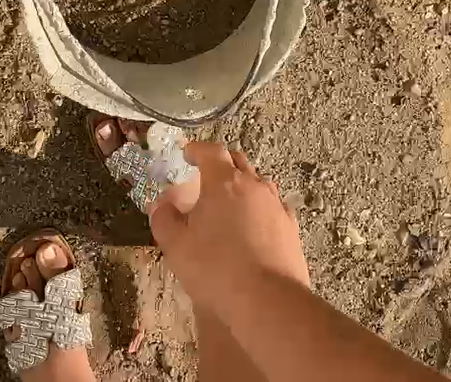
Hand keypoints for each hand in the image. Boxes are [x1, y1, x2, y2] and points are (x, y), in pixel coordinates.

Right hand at [149, 141, 309, 309]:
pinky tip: (253, 227)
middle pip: (237, 161)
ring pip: (257, 182)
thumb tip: (160, 205)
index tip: (187, 153)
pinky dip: (259, 208)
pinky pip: (272, 206)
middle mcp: (253, 184)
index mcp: (223, 182)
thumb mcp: (177, 247)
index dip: (197, 149)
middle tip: (206, 177)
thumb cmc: (217, 270)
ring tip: (228, 205)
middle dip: (220, 164)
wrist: (269, 301)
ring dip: (241, 185)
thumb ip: (165, 221)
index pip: (211, 151)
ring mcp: (275, 204)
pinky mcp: (290, 226)